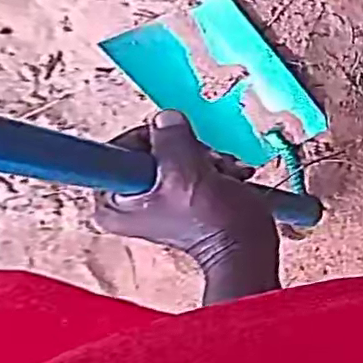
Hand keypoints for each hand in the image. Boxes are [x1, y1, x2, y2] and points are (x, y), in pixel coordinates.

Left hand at [93, 110, 278, 274]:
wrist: (249, 245)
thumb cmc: (218, 223)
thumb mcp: (191, 174)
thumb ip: (174, 142)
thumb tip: (165, 117)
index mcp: (113, 201)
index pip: (119, 148)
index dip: (153, 140)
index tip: (179, 145)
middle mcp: (128, 200)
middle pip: (154, 150)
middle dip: (191, 150)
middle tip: (209, 162)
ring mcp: (156, 199)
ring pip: (179, 156)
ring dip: (209, 158)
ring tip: (225, 172)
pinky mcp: (181, 197)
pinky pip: (193, 166)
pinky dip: (215, 166)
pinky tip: (230, 175)